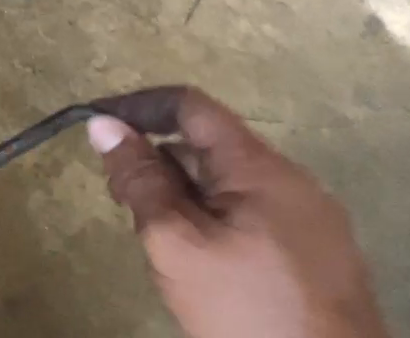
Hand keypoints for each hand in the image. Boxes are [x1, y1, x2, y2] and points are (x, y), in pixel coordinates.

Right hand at [88, 87, 387, 337]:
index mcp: (262, 170)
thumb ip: (139, 177)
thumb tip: (103, 124)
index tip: (94, 127)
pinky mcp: (315, 253)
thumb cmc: (244, 305)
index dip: (136, 106)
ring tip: (153, 229)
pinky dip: (207, 214)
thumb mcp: (174, 239)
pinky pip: (248, 210)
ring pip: (224, 180)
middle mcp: (293, 183)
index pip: (190, 106)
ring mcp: (310, 220)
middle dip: (153, 158)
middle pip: (206, 144)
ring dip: (178, 190)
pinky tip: (192, 251)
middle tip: (118, 194)